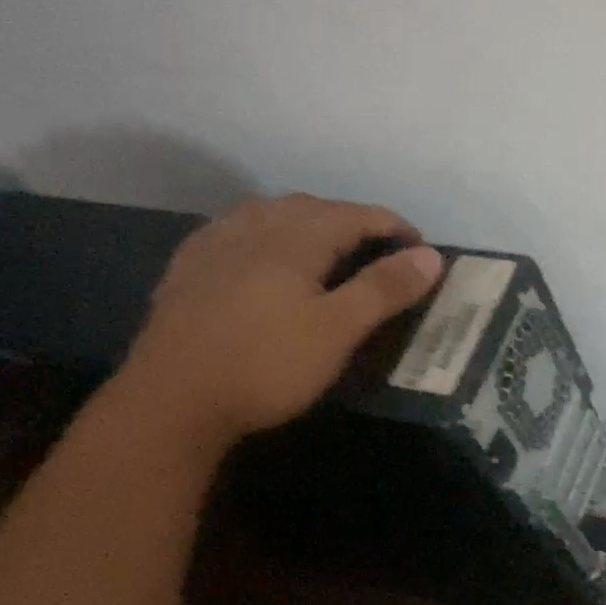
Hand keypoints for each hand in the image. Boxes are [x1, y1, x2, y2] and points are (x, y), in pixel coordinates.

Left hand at [111, 193, 443, 445]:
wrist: (175, 397)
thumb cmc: (268, 364)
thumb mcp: (338, 330)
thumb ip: (384, 289)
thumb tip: (431, 255)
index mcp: (294, 239)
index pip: (354, 216)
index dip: (392, 225)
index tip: (422, 246)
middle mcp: (252, 228)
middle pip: (309, 208)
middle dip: (350, 219)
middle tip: (379, 248)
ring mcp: (214, 246)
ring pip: (268, 215)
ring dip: (305, 222)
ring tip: (327, 246)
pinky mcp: (188, 271)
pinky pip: (235, 233)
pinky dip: (266, 236)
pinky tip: (262, 257)